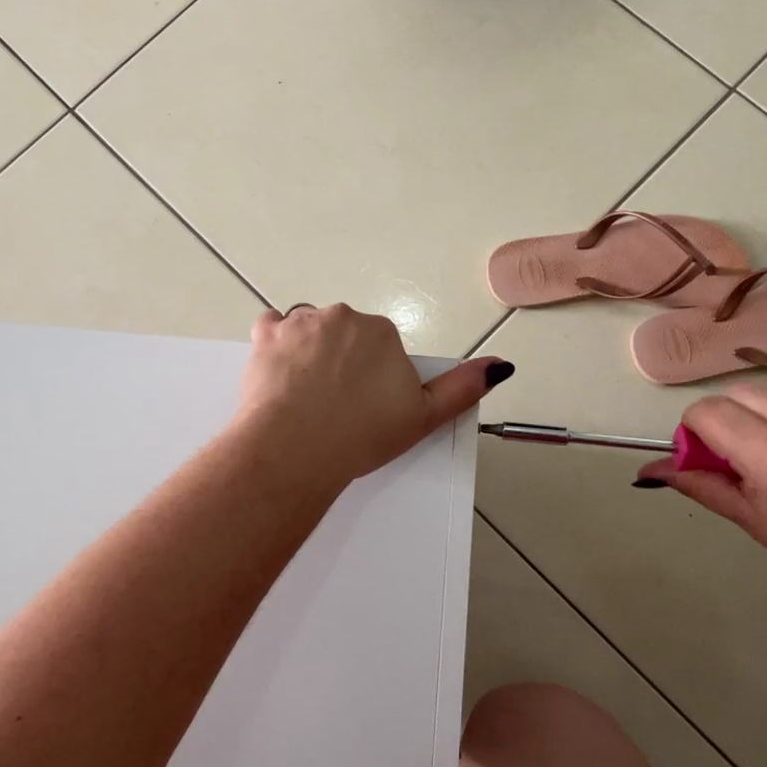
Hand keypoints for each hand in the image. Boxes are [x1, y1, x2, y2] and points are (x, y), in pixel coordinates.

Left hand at [236, 304, 512, 485]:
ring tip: (305, 395)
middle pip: (343, 333)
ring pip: (307, 329)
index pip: (379, 346)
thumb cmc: (362, 435)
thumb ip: (463, 387)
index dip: (372, 376)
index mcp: (381, 331)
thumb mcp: (424, 417)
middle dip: (340, 361)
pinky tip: (277, 375)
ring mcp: (300, 322)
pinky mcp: (264, 334)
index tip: (364, 404)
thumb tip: (502, 366)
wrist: (296, 450)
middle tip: (335, 405)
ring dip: (306, 351)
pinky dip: (273, 345)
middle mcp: (342, 316)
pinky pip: (269, 327)